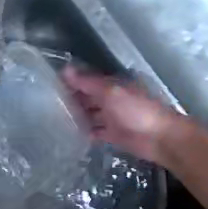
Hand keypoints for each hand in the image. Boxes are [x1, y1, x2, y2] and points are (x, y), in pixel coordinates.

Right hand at [61, 68, 191, 165]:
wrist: (162, 139)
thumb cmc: (138, 112)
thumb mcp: (111, 93)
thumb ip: (88, 83)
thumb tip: (65, 69)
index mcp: (112, 84)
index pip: (86, 79)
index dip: (70, 81)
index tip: (48, 84)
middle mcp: (111, 98)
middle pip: (87, 96)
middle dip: (71, 98)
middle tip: (45, 104)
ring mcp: (113, 117)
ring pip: (90, 113)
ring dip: (76, 115)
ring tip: (52, 119)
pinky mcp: (114, 135)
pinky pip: (96, 131)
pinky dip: (85, 131)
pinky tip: (70, 134)